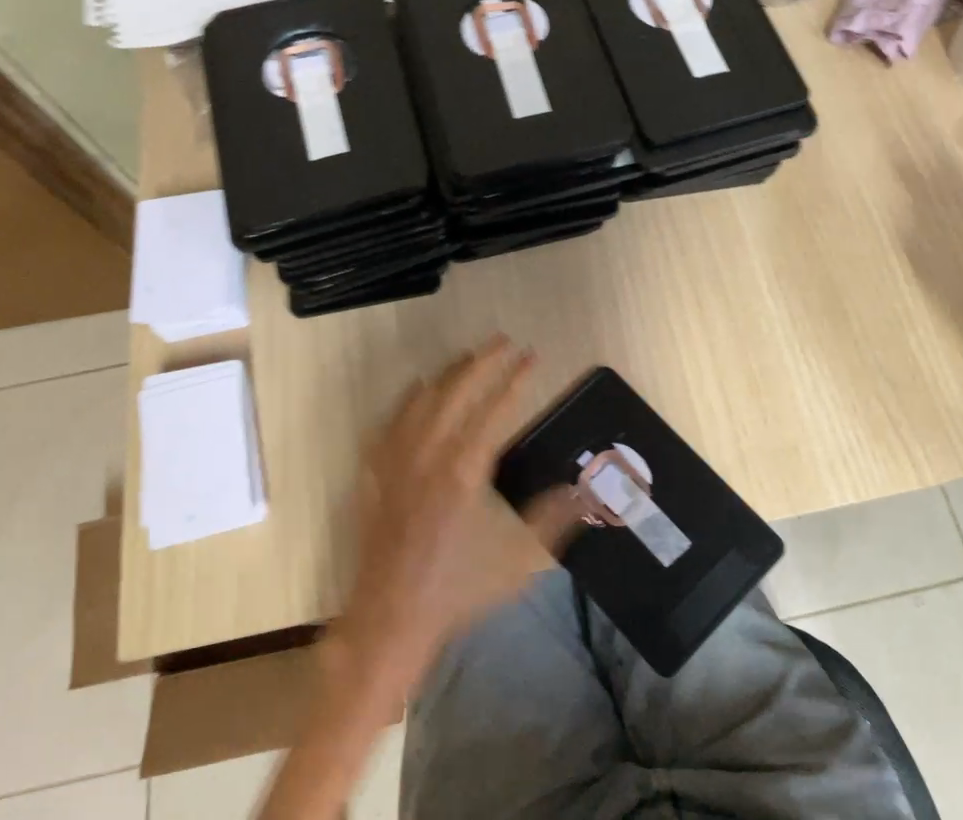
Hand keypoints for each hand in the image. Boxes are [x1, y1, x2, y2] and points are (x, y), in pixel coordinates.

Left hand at [331, 336, 585, 686]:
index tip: (532, 358)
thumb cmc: (456, 593)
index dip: (515, 380)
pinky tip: (415, 391)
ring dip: (446, 375)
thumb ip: (552, 520)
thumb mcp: (515, 561)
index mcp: (463, 473)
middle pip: (454, 394)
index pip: (494, 411)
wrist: (389, 621)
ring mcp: (396, 465)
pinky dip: (405, 401)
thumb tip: (587, 489)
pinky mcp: (375, 478)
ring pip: (420, 403)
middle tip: (503, 341)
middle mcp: (427, 458)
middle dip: (481, 363)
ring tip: (467, 356)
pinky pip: (388, 426)